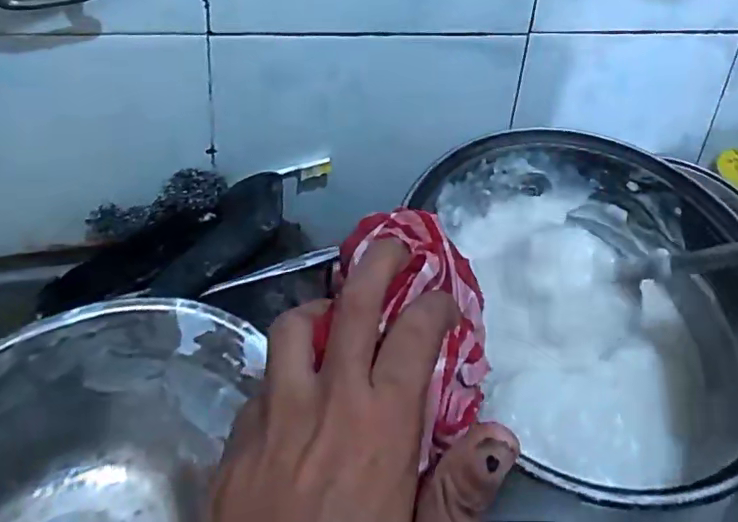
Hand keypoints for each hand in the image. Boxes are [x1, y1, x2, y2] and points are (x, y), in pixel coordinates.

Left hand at [209, 238, 518, 521]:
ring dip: (319, 312)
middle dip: (381, 261)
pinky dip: (281, 377)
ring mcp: (274, 415)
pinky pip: (259, 385)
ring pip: (293, 326)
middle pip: (356, 301)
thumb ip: (461, 488)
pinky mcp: (234, 442)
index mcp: (382, 422)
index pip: (417, 333)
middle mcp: (328, 400)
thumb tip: (503, 436)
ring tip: (334, 321)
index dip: (436, 305)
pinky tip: (290, 402)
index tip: (446, 303)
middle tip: (395, 249)